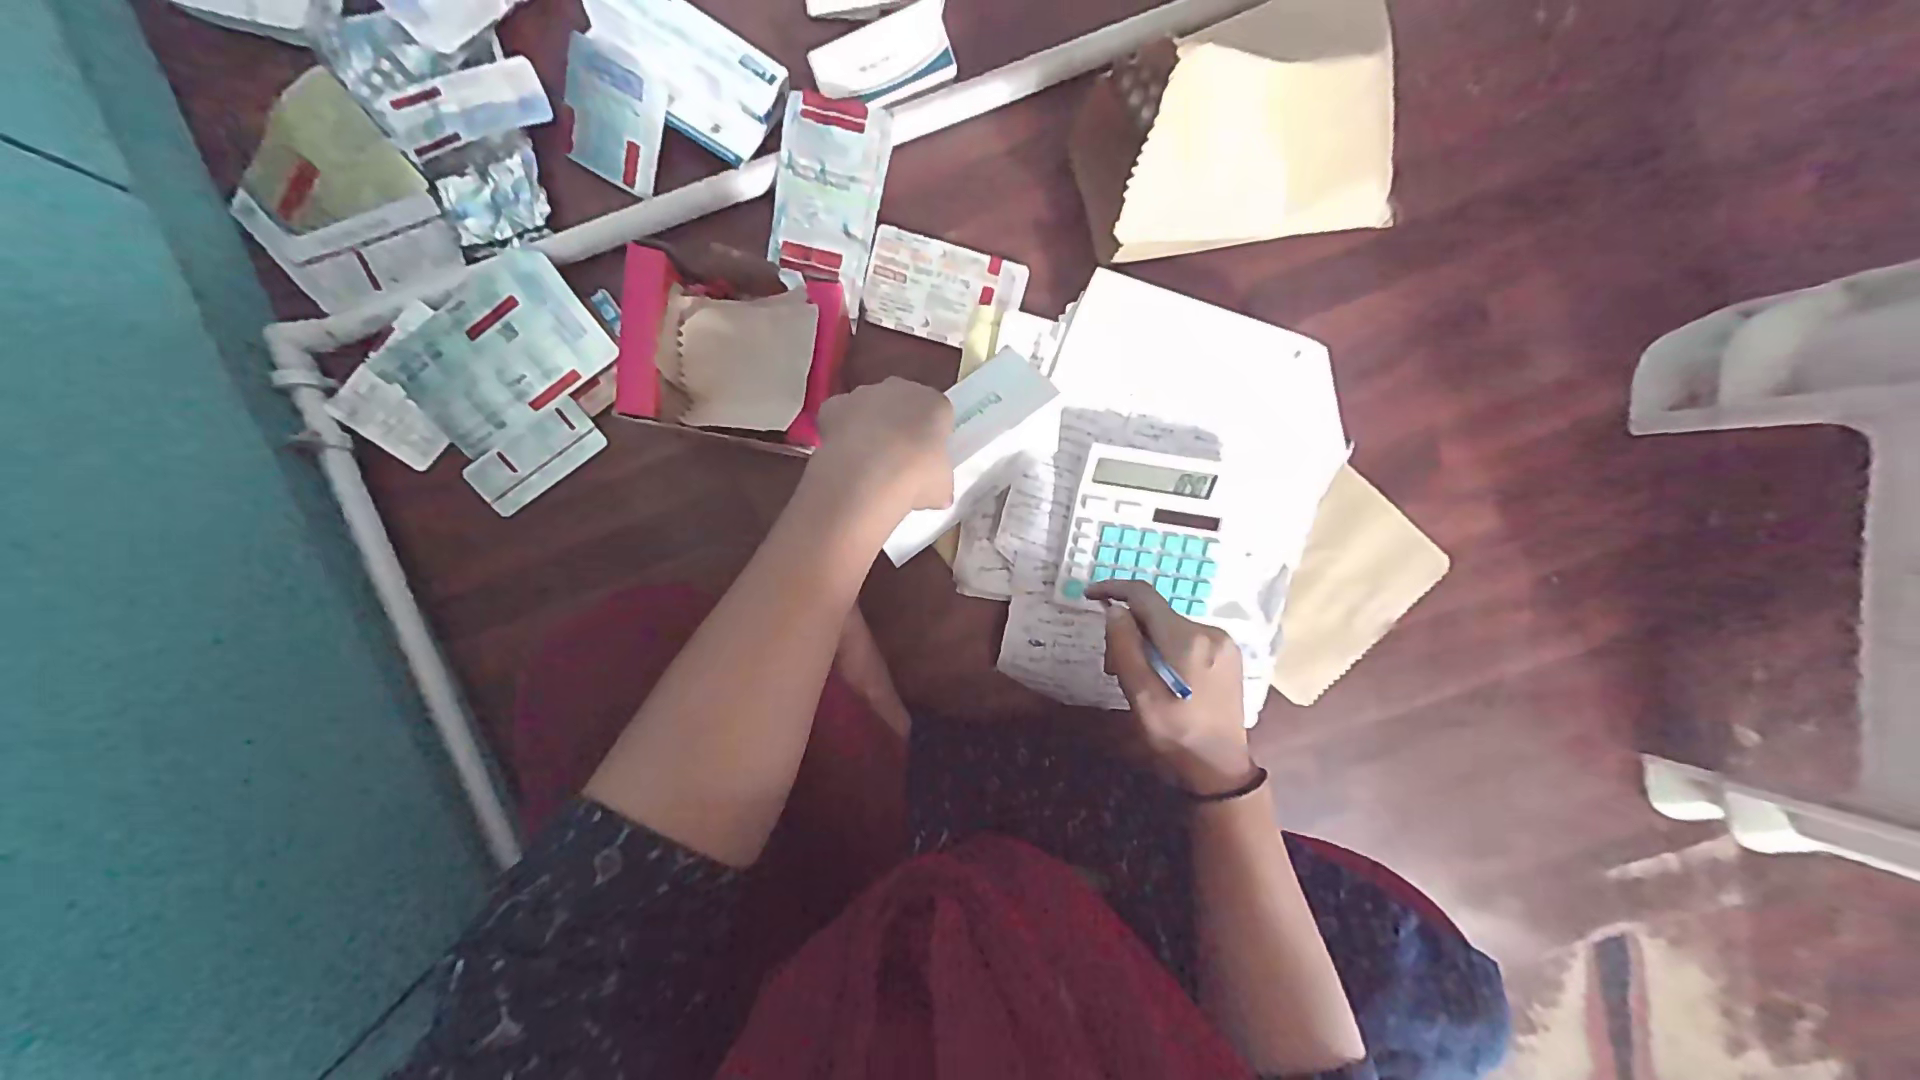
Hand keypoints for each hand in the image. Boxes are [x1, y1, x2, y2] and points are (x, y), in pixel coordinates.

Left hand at [809, 378, 954, 515]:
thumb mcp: (941, 487)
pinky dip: (840, 430)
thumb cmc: (918, 476)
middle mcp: (900, 388)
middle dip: (898, 423)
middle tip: (896, 457)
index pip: (937, 413)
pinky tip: (843, 455)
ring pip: (868, 407)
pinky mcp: (835, 405)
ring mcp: (864, 394)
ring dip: (868, 426)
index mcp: (935, 403)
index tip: (925, 456)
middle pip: (901, 403)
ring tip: (866, 461)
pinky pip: (839, 415)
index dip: (930, 434)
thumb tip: (939, 495)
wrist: (870, 474)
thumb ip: (940, 483)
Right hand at [1086, 578, 1254, 793]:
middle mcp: (1208, 631)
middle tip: (1114, 668)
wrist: (1220, 766)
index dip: (1113, 589)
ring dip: (1146, 643)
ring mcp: (1222, 642)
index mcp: (1186, 639)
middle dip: (1129, 631)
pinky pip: (1186, 639)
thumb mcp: (1140, 694)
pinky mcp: (1227, 654)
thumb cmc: (1176, 734)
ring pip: (1169, 627)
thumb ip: (1124, 647)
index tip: (1089, 596)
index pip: (1144, 596)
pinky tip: (1161, 679)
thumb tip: (1114, 610)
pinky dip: (1165, 649)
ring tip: (1138, 680)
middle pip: (1155, 614)